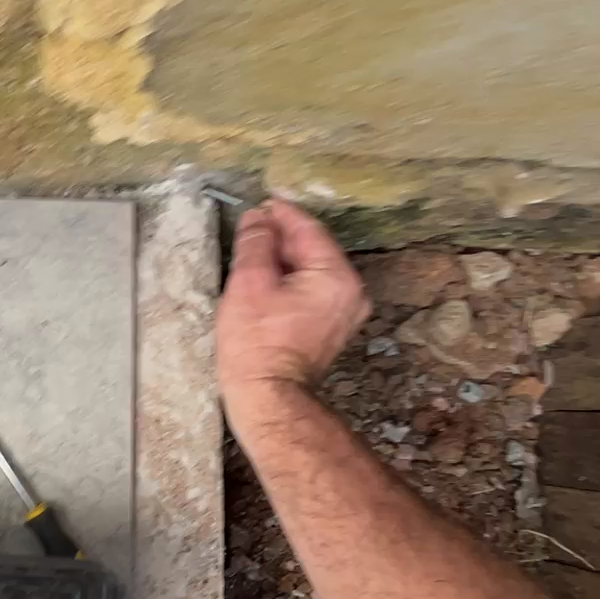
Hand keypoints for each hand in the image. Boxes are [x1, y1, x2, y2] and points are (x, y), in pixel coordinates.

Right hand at [217, 198, 368, 416]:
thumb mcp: (248, 283)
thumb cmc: (255, 342)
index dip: (282, 214)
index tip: (261, 204)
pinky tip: (266, 285)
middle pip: (313, 250)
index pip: (309, 230)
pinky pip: (312, 293)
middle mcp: (351, 292)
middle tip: (251, 230)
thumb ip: (256, 243)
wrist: (266, 395)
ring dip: (284, 261)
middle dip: (282, 238)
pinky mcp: (331, 330)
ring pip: (312, 272)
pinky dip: (290, 283)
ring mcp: (344, 314)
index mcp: (336, 276)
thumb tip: (259, 218)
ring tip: (253, 256)